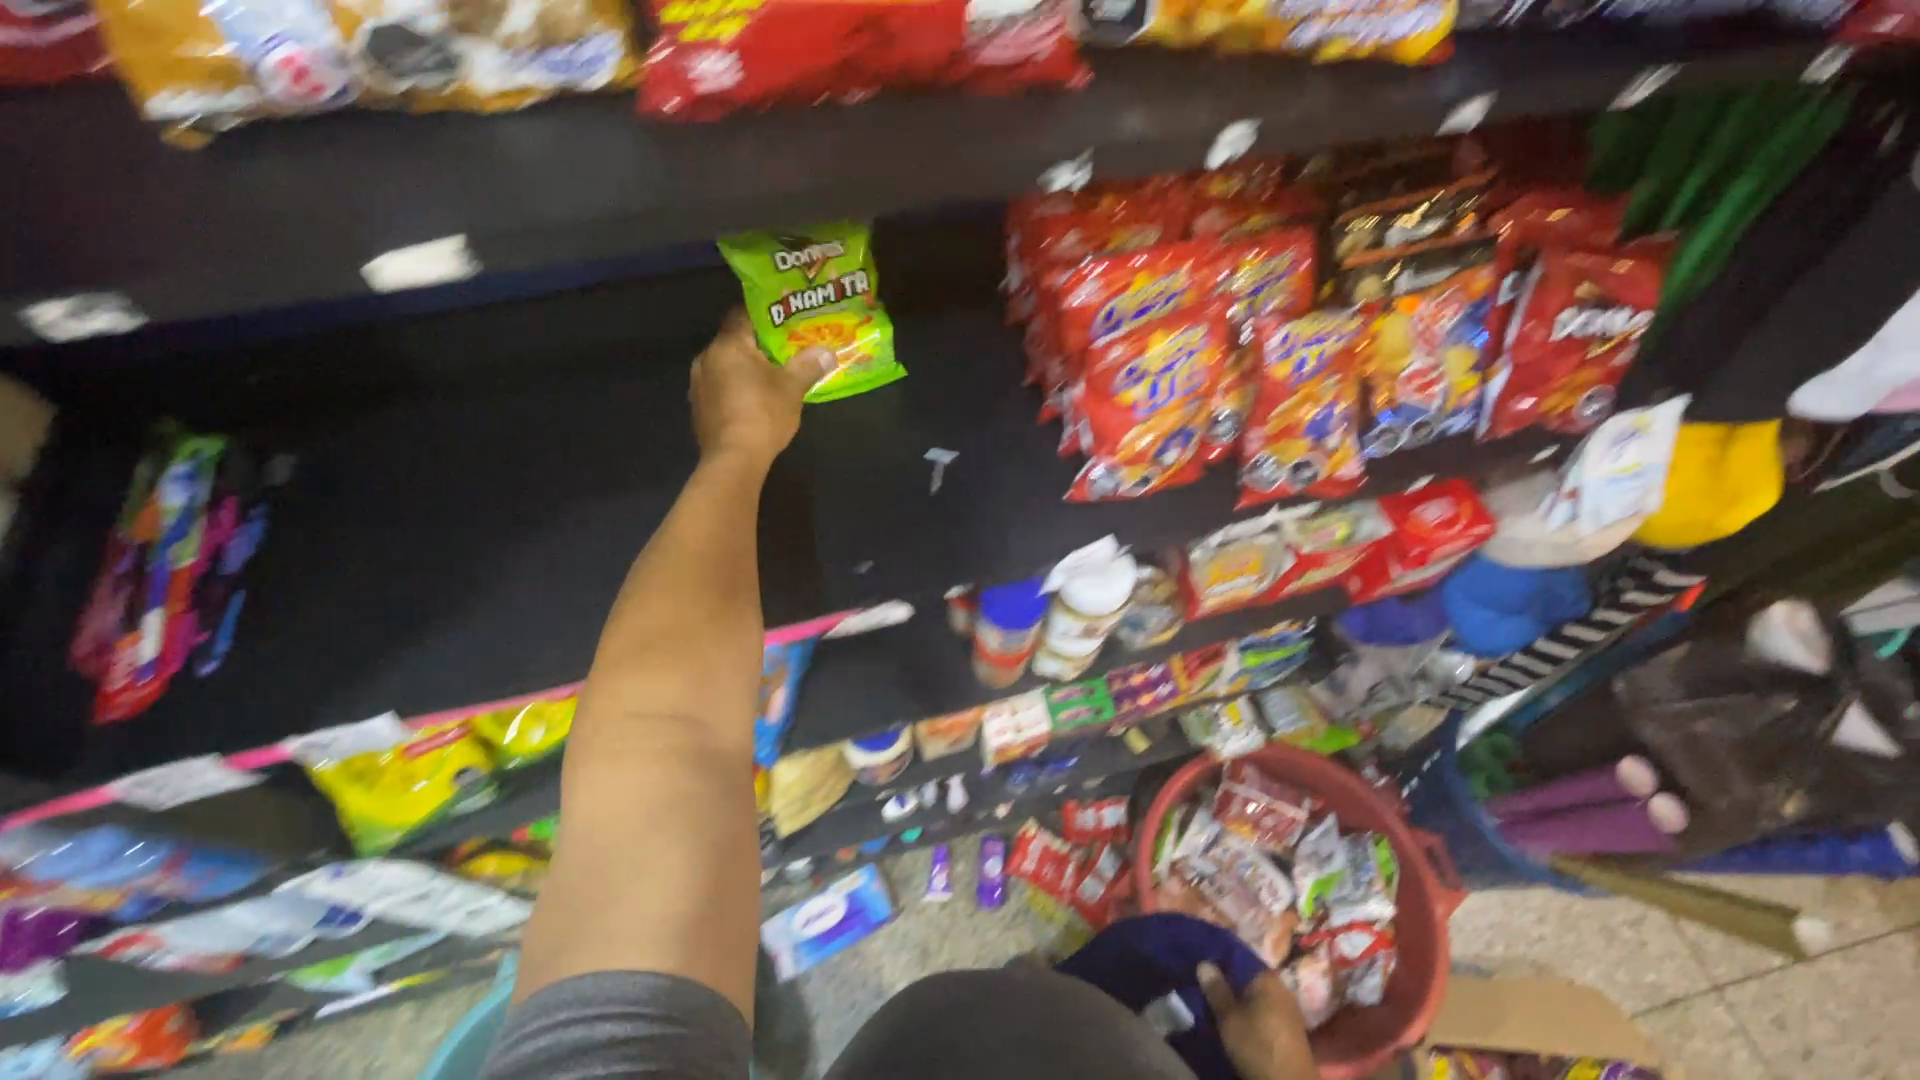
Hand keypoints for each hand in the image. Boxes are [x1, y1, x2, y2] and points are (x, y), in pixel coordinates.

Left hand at [690, 311, 831, 467]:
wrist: (734, 458)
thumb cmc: (763, 414)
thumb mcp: (792, 388)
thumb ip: (808, 365)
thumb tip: (827, 352)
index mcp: (728, 345)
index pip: (742, 314)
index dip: (763, 314)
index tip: (782, 319)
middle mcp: (706, 358)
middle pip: (733, 341)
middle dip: (756, 345)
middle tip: (781, 349)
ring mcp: (698, 384)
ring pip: (724, 366)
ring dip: (742, 368)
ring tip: (767, 376)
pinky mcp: (697, 407)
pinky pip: (718, 387)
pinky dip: (733, 388)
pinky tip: (750, 400)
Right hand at [1198, 962, 1318, 1079]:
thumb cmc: (1258, 1046)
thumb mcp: (1229, 1018)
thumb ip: (1216, 990)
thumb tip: (1205, 962)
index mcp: (1267, 978)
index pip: (1239, 957)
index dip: (1219, 959)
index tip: (1200, 962)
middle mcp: (1280, 988)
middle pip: (1248, 978)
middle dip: (1227, 981)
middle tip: (1203, 984)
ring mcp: (1288, 1009)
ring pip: (1256, 996)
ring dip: (1238, 999)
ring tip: (1215, 1002)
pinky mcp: (1289, 1029)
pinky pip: (1264, 1011)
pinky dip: (1249, 1012)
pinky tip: (1235, 1019)